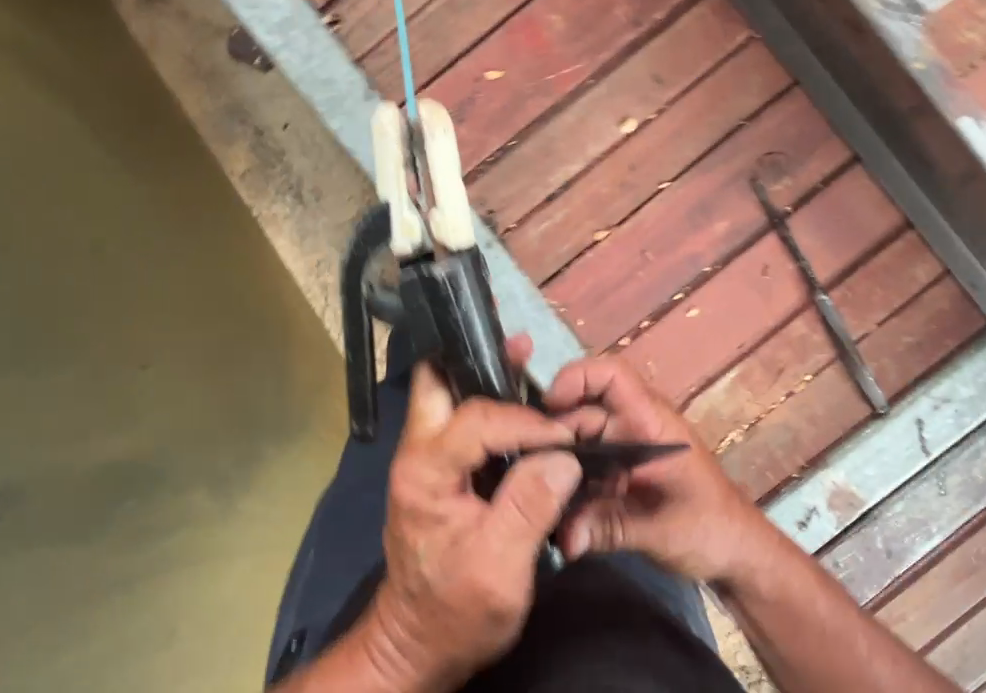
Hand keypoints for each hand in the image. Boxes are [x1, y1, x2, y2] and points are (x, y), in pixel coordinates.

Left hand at [355, 360, 582, 690]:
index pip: (477, 419)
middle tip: (516, 339)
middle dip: (474, 354)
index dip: (526, 423)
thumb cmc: (456, 612)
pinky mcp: (442, 472)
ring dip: (485, 373)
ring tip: (522, 350)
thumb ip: (530, 506)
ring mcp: (427, 460)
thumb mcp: (499, 568)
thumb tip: (565, 454)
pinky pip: (463, 421)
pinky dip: (491, 404)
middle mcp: (418, 454)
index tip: (567, 438)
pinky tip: (523, 398)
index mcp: (425, 472)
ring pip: (448, 395)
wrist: (419, 646)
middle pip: (437, 382)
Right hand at [544, 354, 778, 585]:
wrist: (740, 557)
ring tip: (541, 504)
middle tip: (530, 473)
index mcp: (653, 423)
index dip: (577, 378)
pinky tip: (559, 521)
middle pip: (585, 414)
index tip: (548, 408)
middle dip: (556, 440)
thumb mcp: (663, 531)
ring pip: (581, 446)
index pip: (612, 376)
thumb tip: (565, 537)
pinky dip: (572, 492)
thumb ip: (612, 528)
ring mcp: (627, 454)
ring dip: (562, 473)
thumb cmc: (713, 530)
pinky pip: (587, 474)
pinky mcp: (621, 479)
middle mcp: (635, 430)